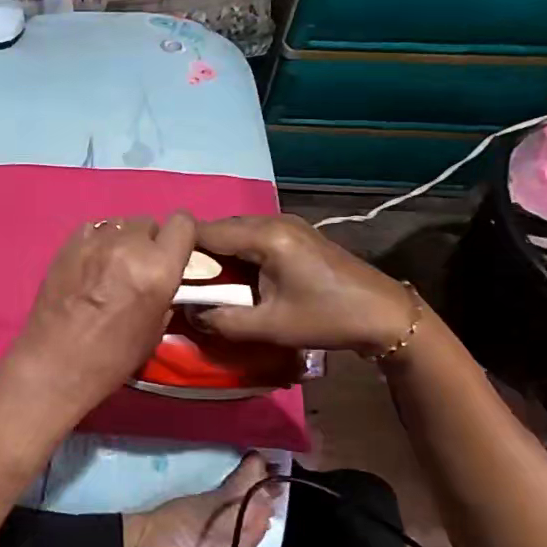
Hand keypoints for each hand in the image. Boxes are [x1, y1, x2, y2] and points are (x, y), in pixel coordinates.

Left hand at [0, 213, 195, 426]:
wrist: (56, 364)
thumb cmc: (113, 357)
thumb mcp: (156, 330)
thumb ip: (165, 292)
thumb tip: (163, 278)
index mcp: (157, 268)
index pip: (183, 223)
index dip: (182, 237)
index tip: (175, 253)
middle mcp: (129, 245)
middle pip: (149, 223)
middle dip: (149, 242)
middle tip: (140, 268)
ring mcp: (95, 240)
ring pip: (120, 223)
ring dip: (123, 240)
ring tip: (113, 266)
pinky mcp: (68, 243)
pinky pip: (93, 229)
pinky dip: (97, 241)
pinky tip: (90, 265)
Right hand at [193, 215, 419, 354]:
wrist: (384, 314)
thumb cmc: (326, 318)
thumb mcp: (270, 326)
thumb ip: (223, 321)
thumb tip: (190, 315)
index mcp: (265, 236)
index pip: (207, 232)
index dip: (181, 249)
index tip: (162, 270)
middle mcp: (274, 220)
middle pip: (220, 227)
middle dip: (198, 250)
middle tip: (180, 279)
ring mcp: (288, 224)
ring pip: (237, 230)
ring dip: (218, 251)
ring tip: (202, 279)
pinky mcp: (297, 233)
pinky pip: (254, 235)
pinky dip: (237, 250)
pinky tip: (233, 274)